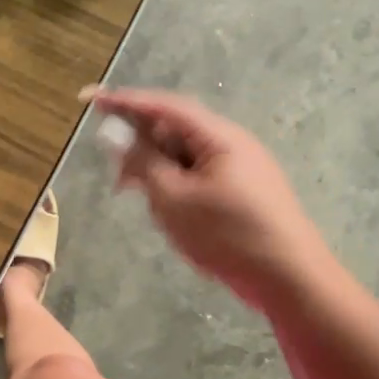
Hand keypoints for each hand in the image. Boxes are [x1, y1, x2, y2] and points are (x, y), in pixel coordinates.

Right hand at [87, 88, 331, 311]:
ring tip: (133, 194)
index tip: (89, 100)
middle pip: (175, 128)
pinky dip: (171, 182)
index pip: (163, 106)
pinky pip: (196, 174)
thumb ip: (142, 163)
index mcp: (219, 137)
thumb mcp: (173, 199)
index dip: (124, 101)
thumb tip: (116, 135)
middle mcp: (231, 144)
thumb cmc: (227, 235)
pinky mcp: (241, 191)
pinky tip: (160, 205)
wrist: (289, 278)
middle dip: (138, 142)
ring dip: (153, 166)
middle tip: (114, 172)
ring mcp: (239, 168)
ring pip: (184, 154)